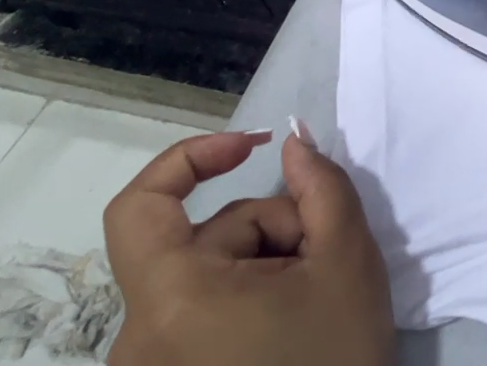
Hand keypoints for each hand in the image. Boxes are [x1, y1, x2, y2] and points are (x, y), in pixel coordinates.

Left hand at [104, 121, 393, 365]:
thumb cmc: (335, 356)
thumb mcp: (347, 257)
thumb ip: (321, 186)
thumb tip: (295, 142)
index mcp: (173, 301)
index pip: (139, 206)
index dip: (189, 158)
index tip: (252, 147)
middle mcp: (141, 335)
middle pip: (208, 236)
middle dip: (273, 228)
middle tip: (324, 254)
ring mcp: (151, 363)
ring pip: (212, 269)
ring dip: (268, 260)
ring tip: (315, 292)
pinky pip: (204, 304)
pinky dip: (250, 291)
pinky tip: (293, 315)